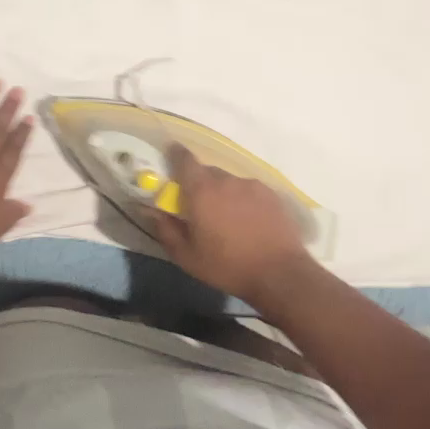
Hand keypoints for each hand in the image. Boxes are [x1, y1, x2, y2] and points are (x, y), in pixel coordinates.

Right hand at [148, 144, 318, 302]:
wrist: (280, 273)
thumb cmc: (227, 266)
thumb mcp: (187, 256)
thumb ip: (165, 229)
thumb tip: (149, 210)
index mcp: (202, 190)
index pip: (184, 159)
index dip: (175, 154)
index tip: (170, 156)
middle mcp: (227, 180)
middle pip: (208, 172)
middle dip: (200, 184)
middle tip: (199, 207)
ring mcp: (253, 185)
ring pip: (230, 182)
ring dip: (223, 193)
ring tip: (227, 219)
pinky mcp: (272, 194)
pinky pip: (250, 190)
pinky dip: (243, 200)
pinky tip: (248, 222)